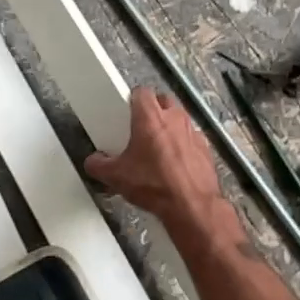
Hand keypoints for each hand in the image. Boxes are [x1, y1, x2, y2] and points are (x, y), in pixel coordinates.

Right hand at [85, 87, 226, 228]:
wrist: (191, 207)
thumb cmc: (156, 185)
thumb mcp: (115, 176)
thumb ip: (99, 165)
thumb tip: (94, 163)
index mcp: (150, 118)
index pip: (141, 92)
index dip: (132, 99)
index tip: (126, 110)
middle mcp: (174, 119)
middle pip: (163, 100)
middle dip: (152, 109)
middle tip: (140, 126)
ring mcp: (193, 133)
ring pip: (180, 118)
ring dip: (169, 126)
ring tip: (156, 145)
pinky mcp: (206, 149)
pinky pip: (192, 138)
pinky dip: (183, 145)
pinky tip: (174, 163)